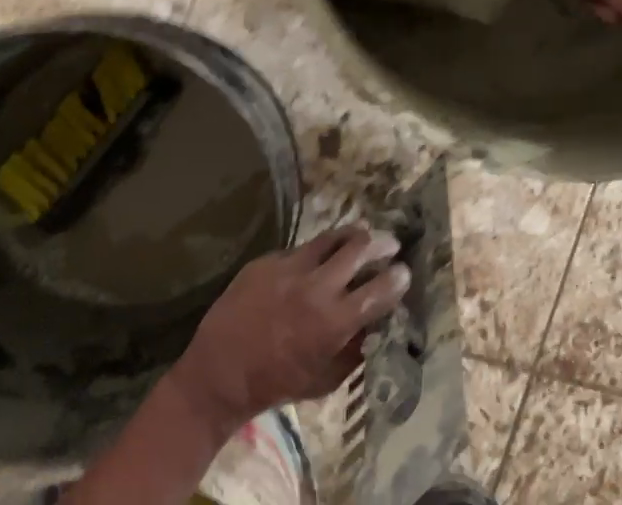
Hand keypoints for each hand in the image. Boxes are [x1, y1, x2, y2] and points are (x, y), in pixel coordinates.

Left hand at [174, 224, 409, 420]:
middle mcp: (316, 288)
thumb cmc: (277, 384)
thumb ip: (356, 348)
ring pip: (333, 237)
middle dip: (383, 244)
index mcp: (335, 321)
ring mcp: (289, 269)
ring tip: (360, 237)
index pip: (382, 288)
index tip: (403, 273)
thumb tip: (378, 322)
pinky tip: (312, 265)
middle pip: (362, 247)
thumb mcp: (326, 378)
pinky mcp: (266, 261)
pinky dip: (313, 255)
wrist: (218, 376)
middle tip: (390, 244)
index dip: (399, 277)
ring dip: (353, 236)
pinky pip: (300, 250)